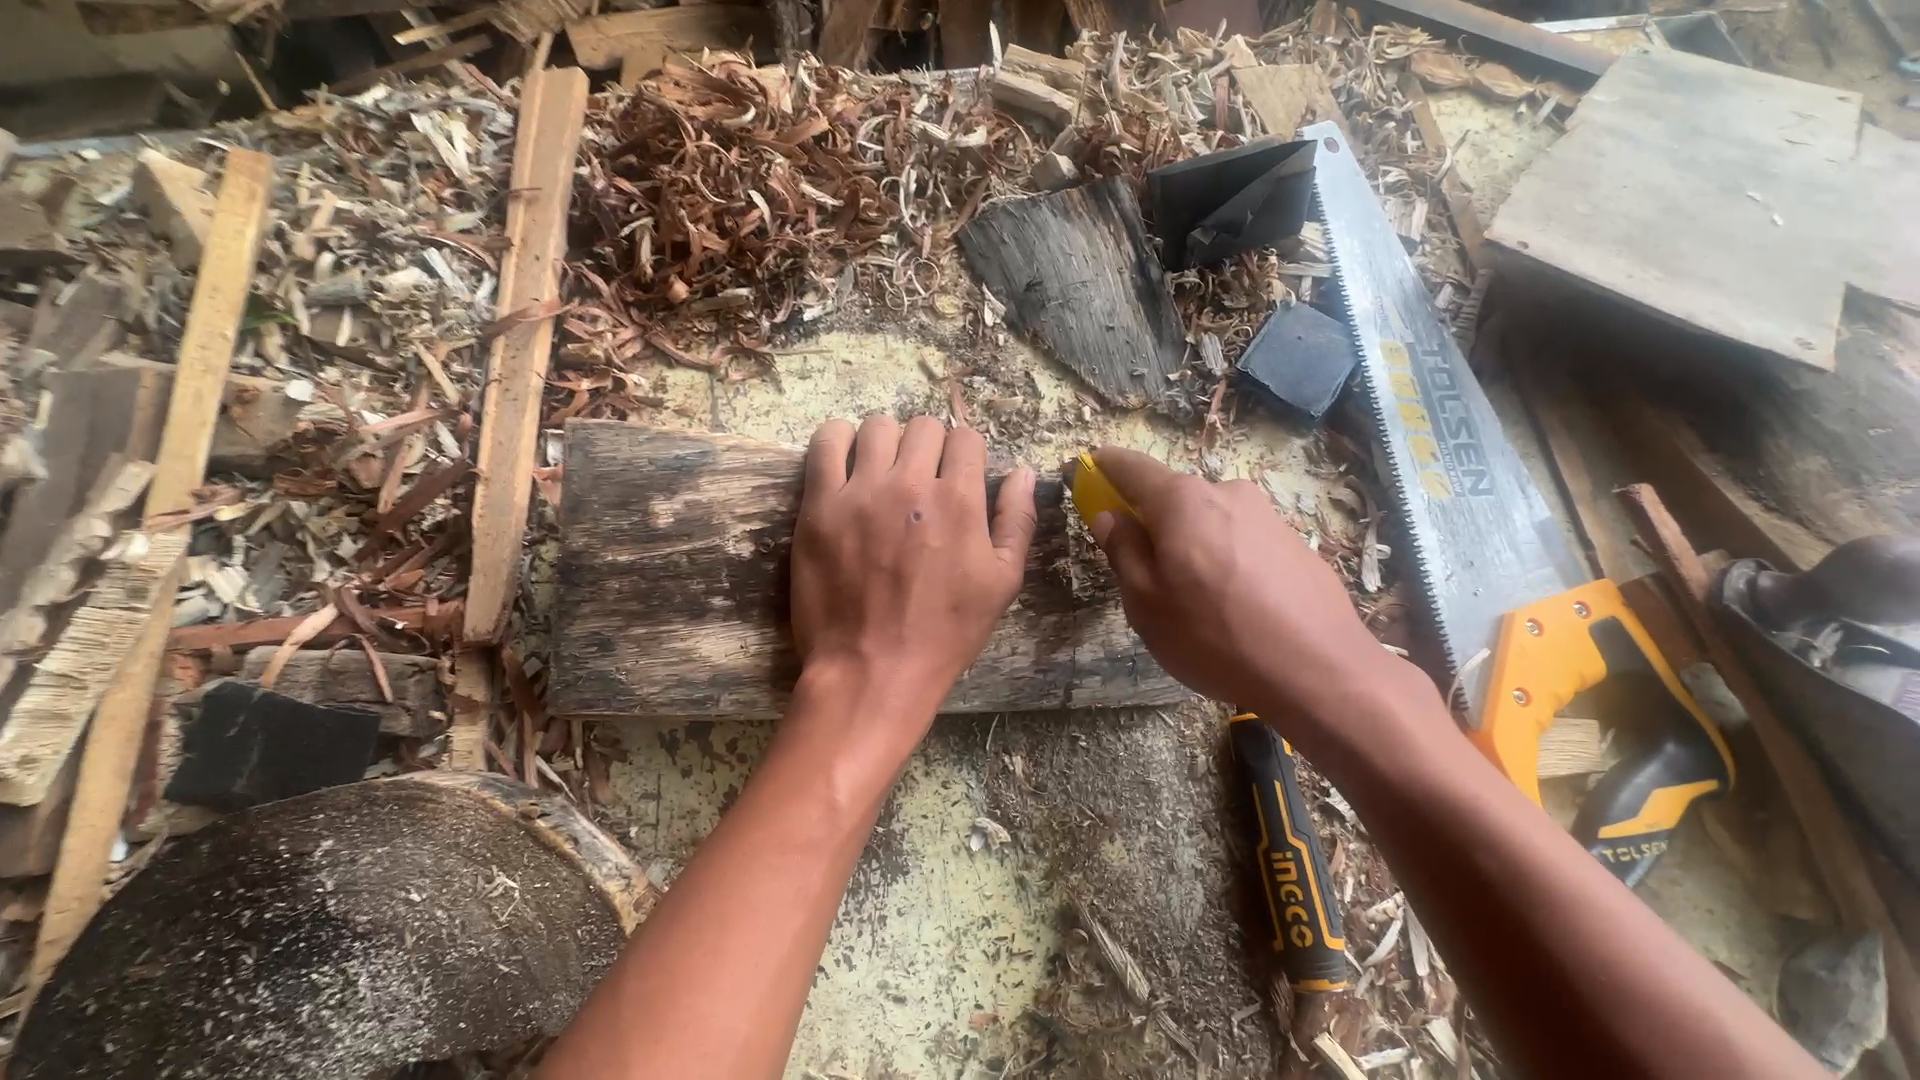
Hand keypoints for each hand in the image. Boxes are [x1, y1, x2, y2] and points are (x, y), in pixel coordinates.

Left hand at [791, 415, 1037, 727]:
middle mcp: (910, 485)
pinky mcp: (819, 506)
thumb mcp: (1002, 584)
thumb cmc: (944, 633)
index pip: (966, 438)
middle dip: (929, 446)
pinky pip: (826, 443)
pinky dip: (838, 439)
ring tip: (883, 471)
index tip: (955, 477)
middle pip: (924, 426)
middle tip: (920, 478)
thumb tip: (1024, 472)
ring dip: (887, 441)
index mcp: (959, 501)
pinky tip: (845, 460)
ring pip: (877, 426)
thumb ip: (1017, 521)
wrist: (873, 670)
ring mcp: (860, 492)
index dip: (965, 455)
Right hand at [1089, 447, 1412, 736]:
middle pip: (1175, 497)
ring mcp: (1267, 516)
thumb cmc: (1215, 637)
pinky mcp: (1296, 543)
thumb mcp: (1147, 604)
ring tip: (1197, 600)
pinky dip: (1228, 561)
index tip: (1088, 472)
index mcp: (1182, 501)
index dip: (1105, 468)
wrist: (1320, 670)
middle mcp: (1226, 493)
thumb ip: (1124, 552)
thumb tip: (1110, 517)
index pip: (1131, 467)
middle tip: (1146, 572)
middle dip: (1154, 522)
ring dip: (1194, 545)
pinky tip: (1237, 606)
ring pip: (1211, 521)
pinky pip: (1244, 541)